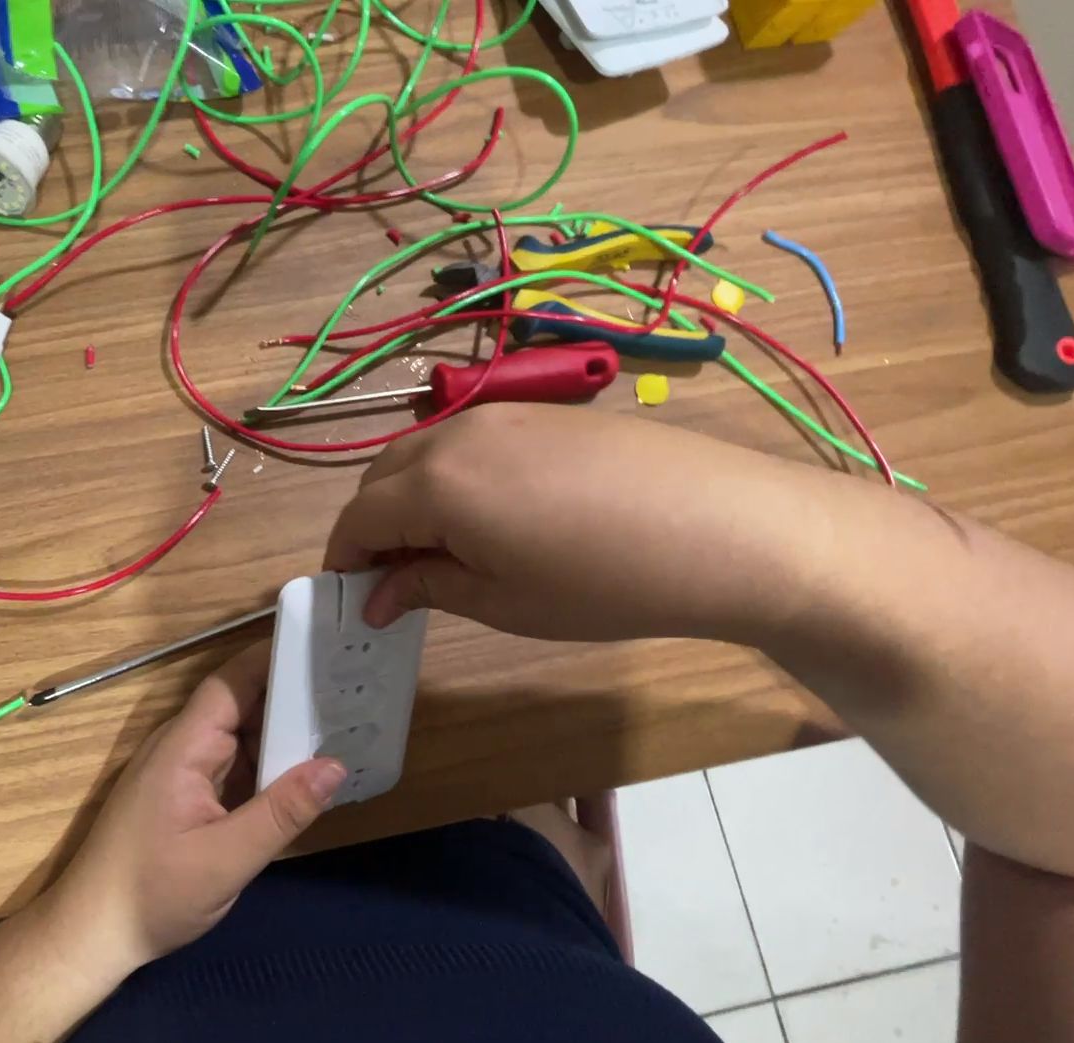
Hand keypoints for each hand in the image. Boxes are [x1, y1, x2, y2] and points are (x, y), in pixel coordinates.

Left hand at [47, 643, 346, 969]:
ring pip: (240, 738)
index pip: (231, 683)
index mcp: (184, 747)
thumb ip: (281, 813)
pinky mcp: (188, 796)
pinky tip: (305, 772)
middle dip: (290, 696)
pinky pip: (234, 767)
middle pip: (240, 706)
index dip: (272, 659)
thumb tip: (334, 766)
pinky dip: (268, 766)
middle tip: (349, 687)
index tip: (321, 646)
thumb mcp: (226, 860)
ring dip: (282, 734)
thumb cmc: (151, 894)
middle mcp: (183, 748)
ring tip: (341, 722)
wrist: (92, 935)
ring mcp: (185, 772)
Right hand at [323, 403, 847, 642]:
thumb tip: (377, 596)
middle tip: (395, 578)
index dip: (345, 560)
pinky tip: (490, 514)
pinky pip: (465, 441)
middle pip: (380, 479)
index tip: (353, 598)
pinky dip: (450, 477)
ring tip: (441, 548)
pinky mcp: (541, 411)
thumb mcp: (501, 600)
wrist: (728, 528)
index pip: (358, 519)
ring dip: (408, 499)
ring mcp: (500, 413)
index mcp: (434, 484)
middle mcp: (453, 434)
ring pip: (420, 454)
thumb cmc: (602, 583)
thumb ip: (424, 587)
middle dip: (371, 527)